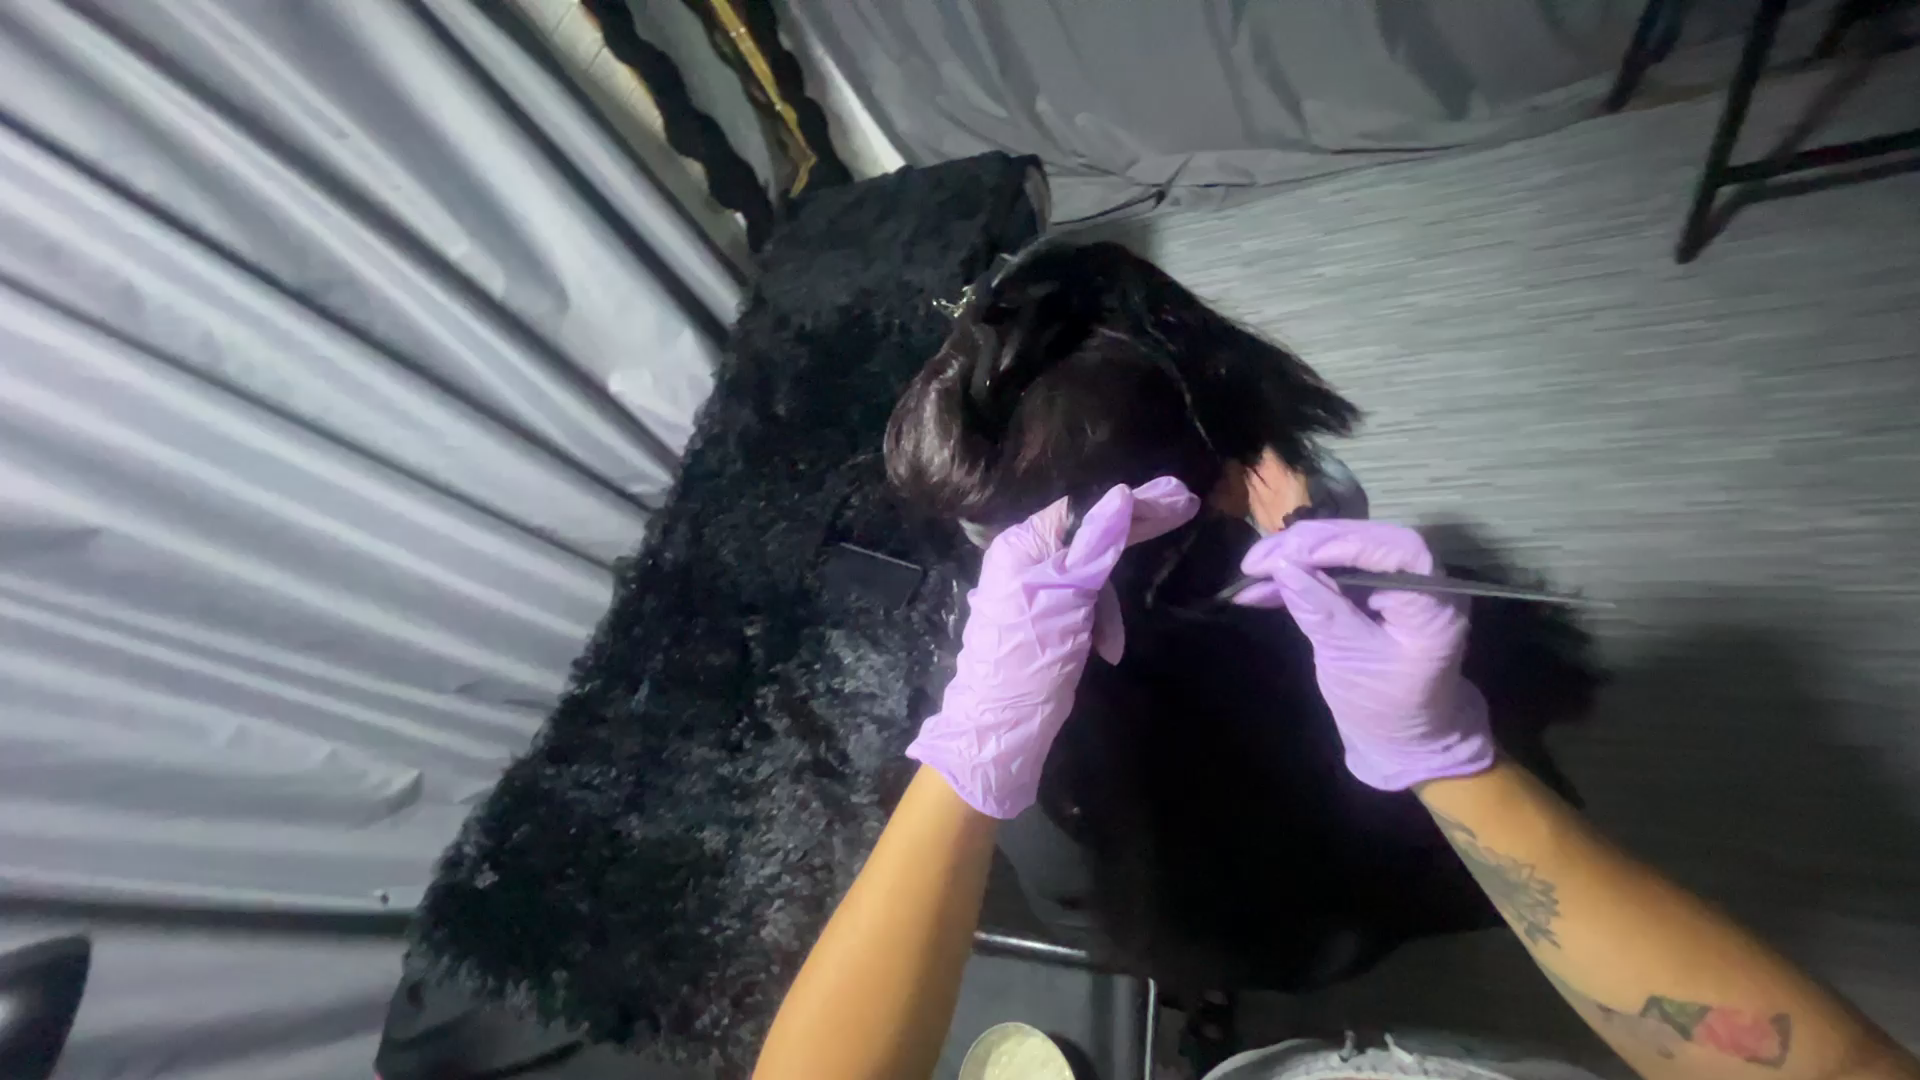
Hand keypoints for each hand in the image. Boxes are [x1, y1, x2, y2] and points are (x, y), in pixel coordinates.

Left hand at [908, 477, 1199, 817]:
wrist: (1004, 724)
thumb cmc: (1032, 656)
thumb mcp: (1067, 595)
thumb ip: (1094, 544)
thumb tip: (1120, 493)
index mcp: (1023, 544)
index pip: (1083, 507)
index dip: (1130, 500)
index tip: (1176, 495)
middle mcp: (1026, 557)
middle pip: (1089, 530)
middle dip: (1134, 527)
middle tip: (1183, 506)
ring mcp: (1036, 586)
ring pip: (1091, 570)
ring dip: (1110, 603)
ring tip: (1112, 644)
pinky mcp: (1048, 614)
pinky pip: (1084, 598)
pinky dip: (1100, 621)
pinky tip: (1106, 651)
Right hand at [1234, 519, 1492, 790]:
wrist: (1404, 733)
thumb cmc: (1387, 705)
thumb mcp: (1351, 661)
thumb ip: (1321, 611)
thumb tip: (1283, 567)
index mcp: (1433, 602)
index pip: (1394, 550)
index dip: (1340, 543)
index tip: (1287, 557)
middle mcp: (1419, 580)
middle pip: (1362, 539)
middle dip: (1304, 545)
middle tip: (1255, 561)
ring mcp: (1392, 581)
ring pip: (1340, 548)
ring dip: (1291, 556)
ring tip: (1249, 571)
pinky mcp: (1366, 588)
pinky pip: (1329, 569)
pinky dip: (1293, 576)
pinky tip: (1257, 588)